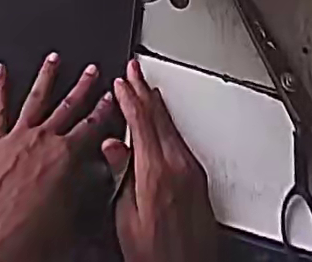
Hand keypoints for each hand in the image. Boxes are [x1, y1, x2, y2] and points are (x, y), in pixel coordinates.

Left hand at [0, 53, 118, 261]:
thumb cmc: (27, 245)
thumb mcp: (70, 222)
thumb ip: (84, 194)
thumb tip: (95, 184)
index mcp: (65, 158)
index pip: (91, 126)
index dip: (104, 110)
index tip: (111, 97)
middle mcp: (43, 140)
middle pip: (68, 105)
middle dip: (83, 85)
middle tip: (92, 70)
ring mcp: (17, 138)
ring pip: (36, 97)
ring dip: (47, 76)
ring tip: (53, 58)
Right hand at [104, 59, 218, 261]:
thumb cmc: (156, 258)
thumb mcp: (126, 222)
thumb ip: (121, 177)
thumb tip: (112, 145)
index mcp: (155, 172)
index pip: (141, 122)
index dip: (129, 98)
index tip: (119, 82)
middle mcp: (177, 165)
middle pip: (158, 115)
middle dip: (143, 88)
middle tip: (133, 68)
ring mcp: (191, 169)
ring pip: (170, 124)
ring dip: (156, 102)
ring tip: (145, 85)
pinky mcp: (199, 177)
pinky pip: (180, 136)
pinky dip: (167, 120)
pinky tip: (162, 117)